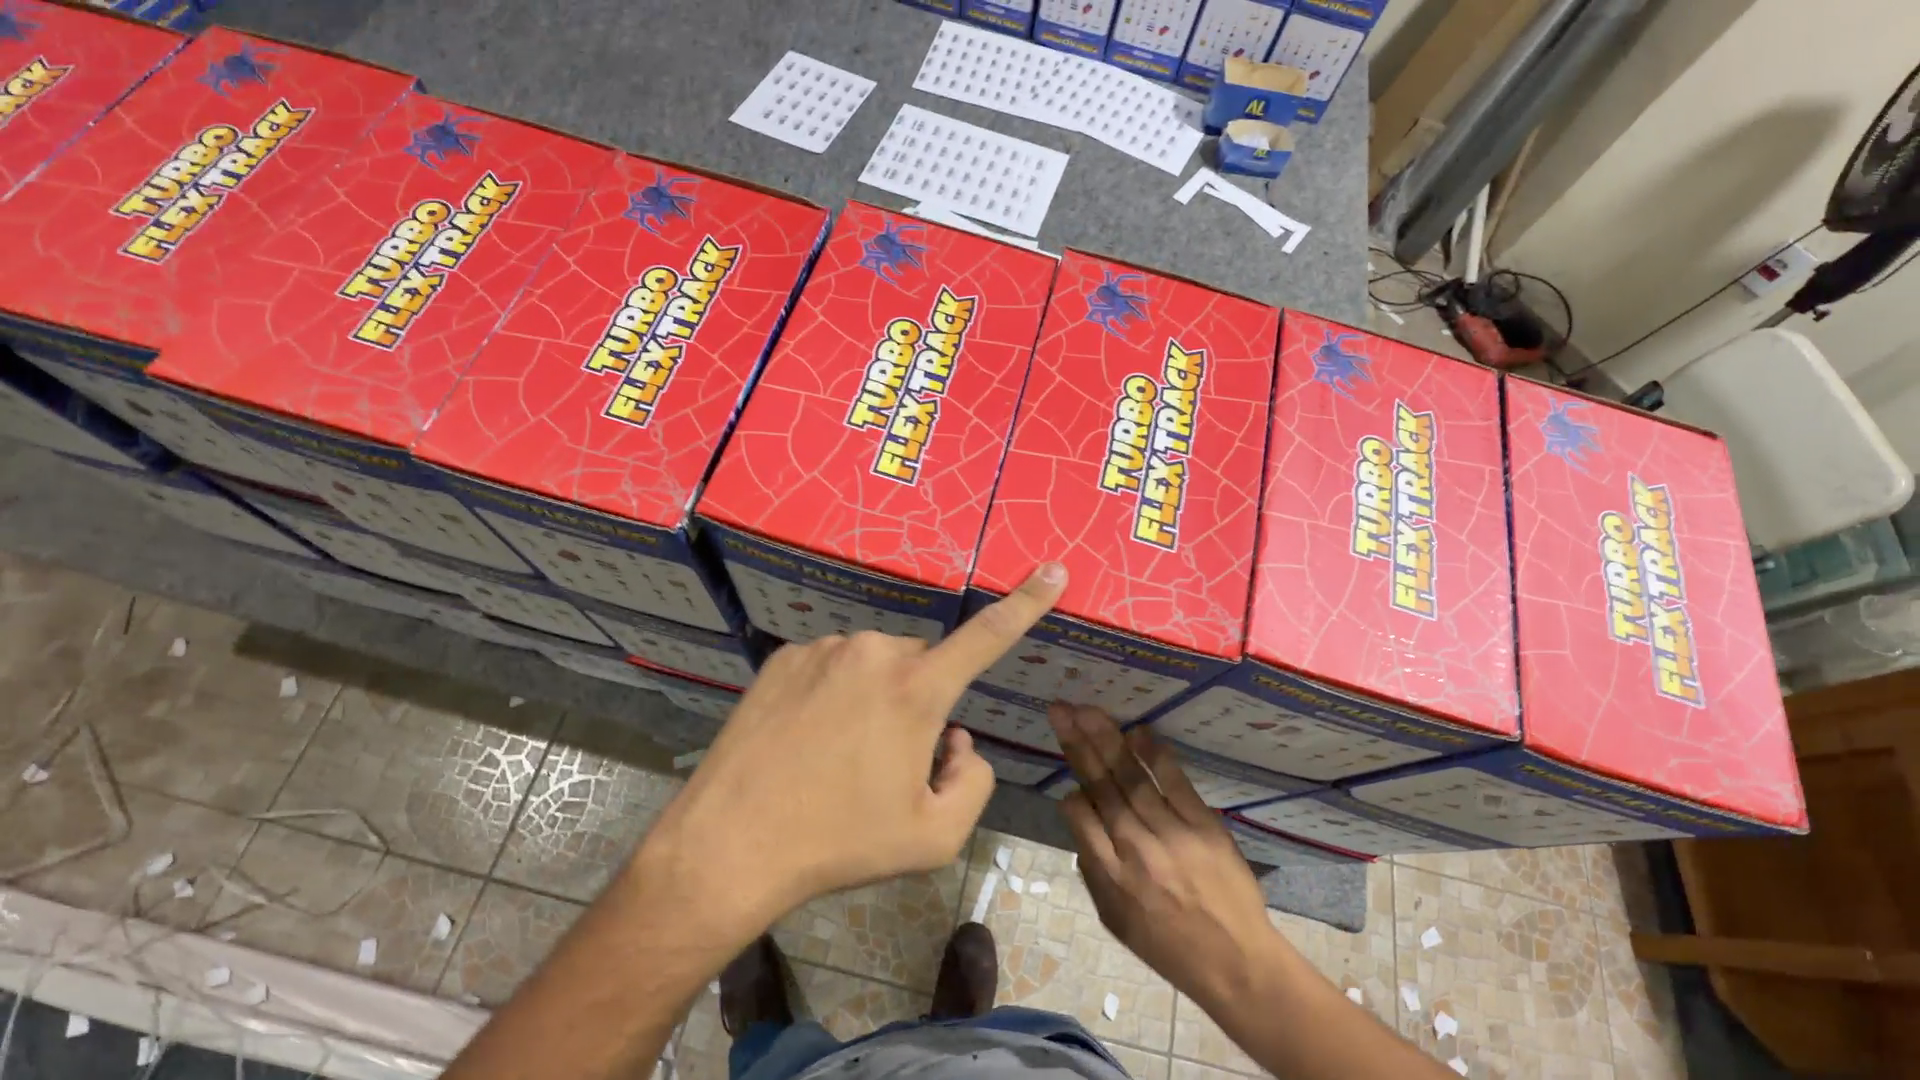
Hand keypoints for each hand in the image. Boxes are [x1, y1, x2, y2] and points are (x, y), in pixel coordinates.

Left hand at [636, 564, 1067, 932]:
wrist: (732, 844)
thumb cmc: (841, 842)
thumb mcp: (935, 837)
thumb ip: (974, 782)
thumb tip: (958, 741)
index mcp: (917, 690)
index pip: (988, 636)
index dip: (1027, 603)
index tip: (1054, 568)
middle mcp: (873, 653)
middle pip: (923, 667)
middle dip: (922, 703)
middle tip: (890, 766)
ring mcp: (823, 650)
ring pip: (876, 667)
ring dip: (876, 700)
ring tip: (839, 759)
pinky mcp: (783, 658)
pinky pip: (832, 668)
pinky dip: (834, 696)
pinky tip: (807, 741)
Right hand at [1051, 704, 1280, 1009]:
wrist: (1235, 962)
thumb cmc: (1168, 946)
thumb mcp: (1115, 919)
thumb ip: (1093, 869)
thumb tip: (1080, 818)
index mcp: (1110, 876)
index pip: (1080, 819)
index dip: (1071, 794)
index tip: (1069, 780)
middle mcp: (1136, 849)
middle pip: (1101, 786)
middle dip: (1078, 744)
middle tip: (1060, 709)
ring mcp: (1172, 834)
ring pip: (1132, 777)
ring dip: (1107, 738)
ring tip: (1087, 709)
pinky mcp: (1205, 825)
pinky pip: (1175, 782)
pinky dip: (1155, 755)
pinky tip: (1138, 731)